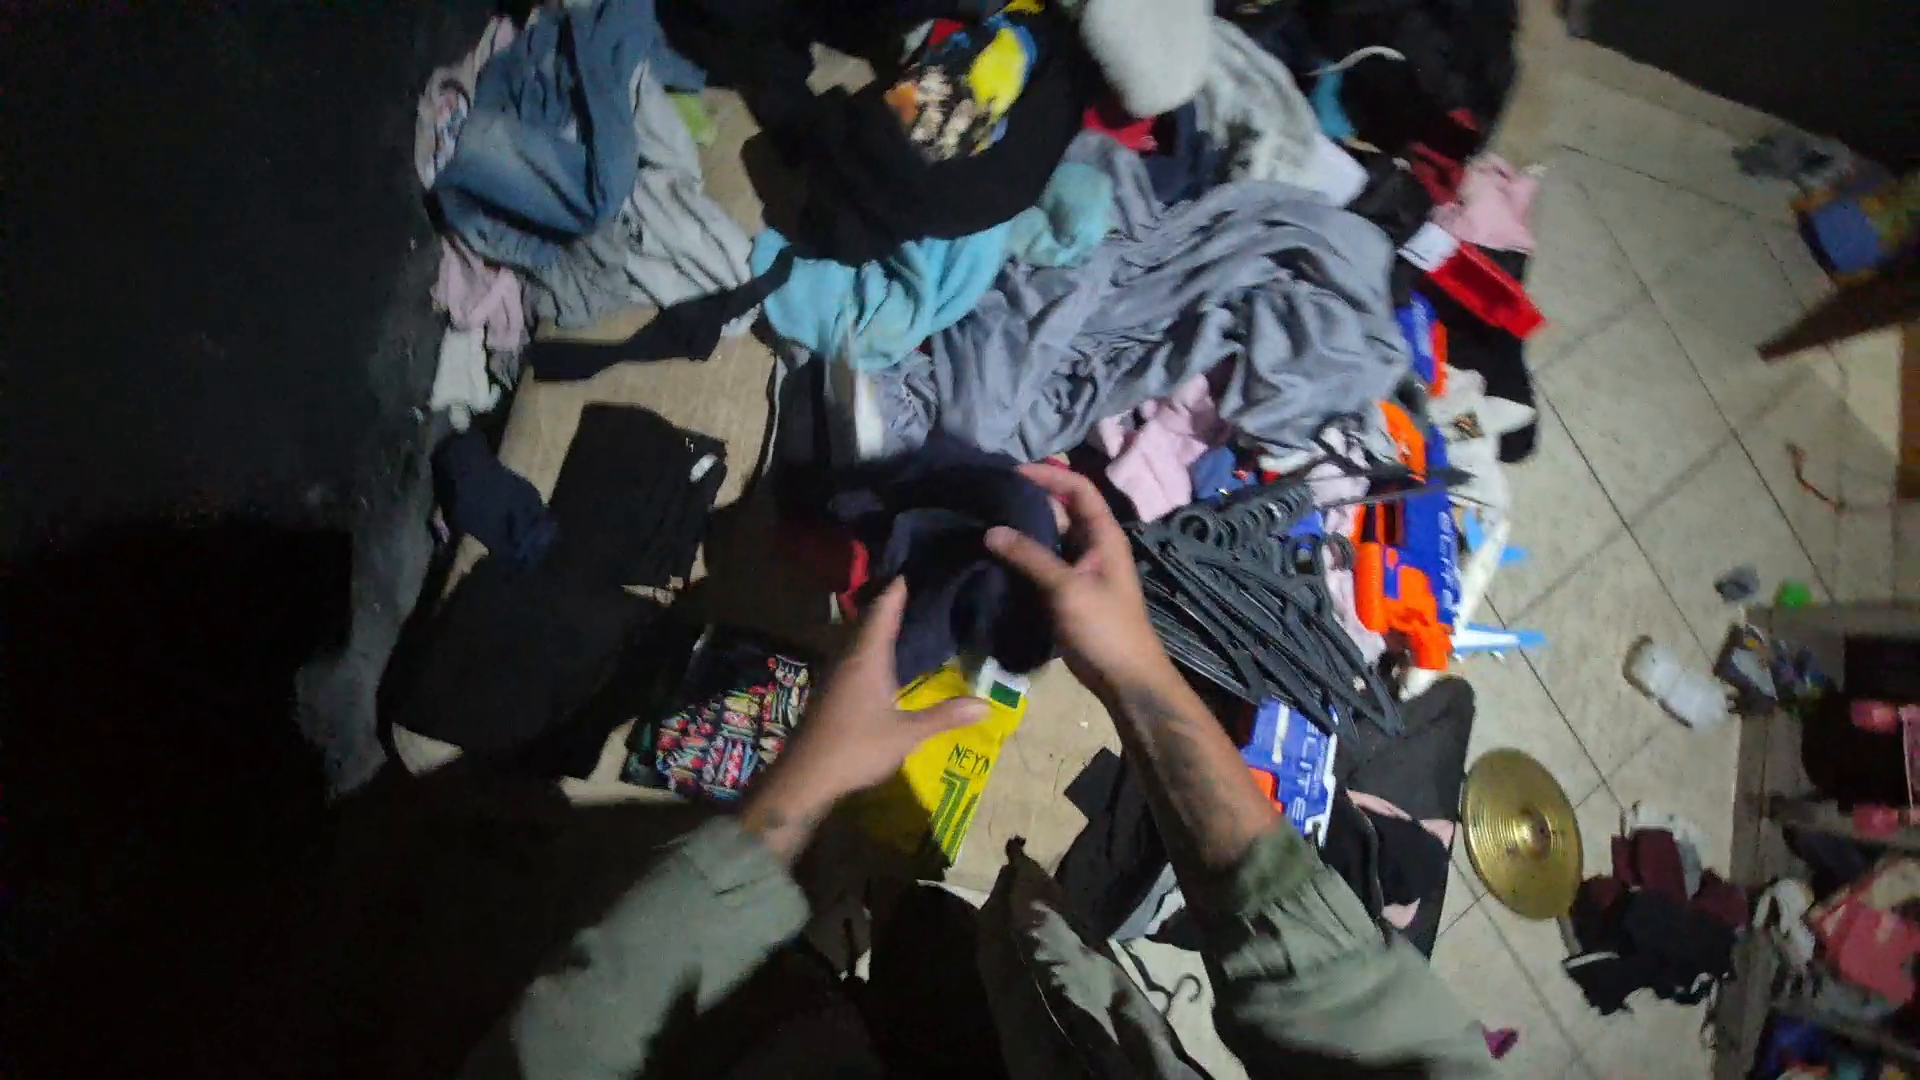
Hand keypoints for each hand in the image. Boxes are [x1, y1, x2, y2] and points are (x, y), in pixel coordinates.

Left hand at [741, 580, 987, 862]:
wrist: (805, 776)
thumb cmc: (856, 747)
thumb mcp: (907, 734)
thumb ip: (944, 716)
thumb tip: (987, 704)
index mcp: (867, 657)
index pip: (884, 610)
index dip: (898, 588)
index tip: (914, 566)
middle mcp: (849, 656)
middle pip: (870, 618)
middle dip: (891, 600)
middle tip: (918, 585)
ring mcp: (837, 672)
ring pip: (860, 636)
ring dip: (879, 622)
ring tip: (906, 612)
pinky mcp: (832, 689)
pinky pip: (855, 652)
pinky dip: (872, 642)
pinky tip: (885, 653)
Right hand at [984, 463, 1175, 703]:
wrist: (1124, 678)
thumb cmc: (1105, 627)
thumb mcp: (1067, 588)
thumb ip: (1030, 556)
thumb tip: (991, 530)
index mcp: (1104, 535)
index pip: (1078, 489)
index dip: (1048, 475)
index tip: (1012, 473)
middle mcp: (1092, 545)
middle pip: (1059, 511)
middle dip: (1028, 501)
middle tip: (989, 497)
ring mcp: (1079, 569)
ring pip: (1048, 538)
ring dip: (1021, 530)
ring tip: (984, 522)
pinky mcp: (1066, 591)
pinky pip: (1042, 563)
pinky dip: (1021, 557)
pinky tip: (994, 556)